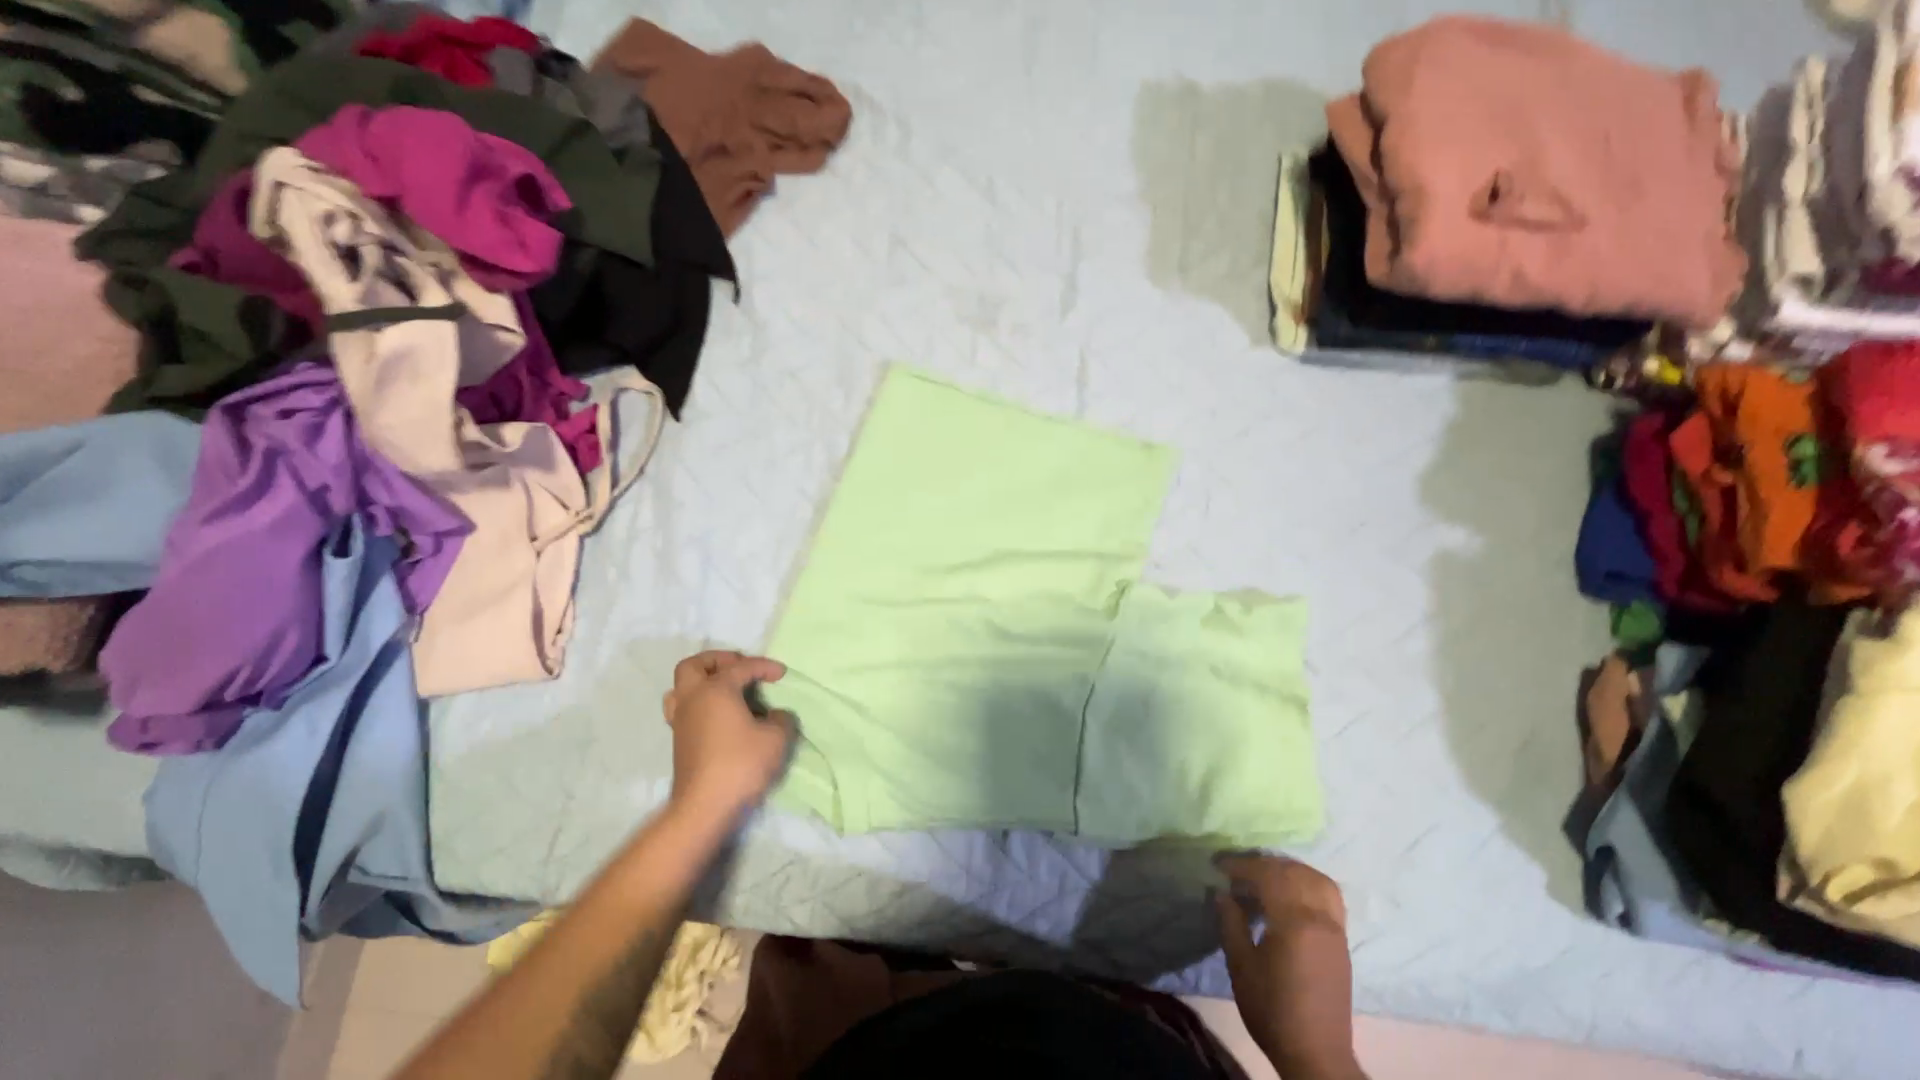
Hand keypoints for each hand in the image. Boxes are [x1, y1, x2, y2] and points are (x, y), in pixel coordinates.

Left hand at [661, 651, 795, 823]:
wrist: (705, 806)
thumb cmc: (741, 765)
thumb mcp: (776, 739)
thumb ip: (781, 719)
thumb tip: (775, 715)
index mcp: (715, 690)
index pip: (741, 667)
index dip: (763, 666)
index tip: (781, 674)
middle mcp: (692, 698)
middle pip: (694, 665)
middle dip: (718, 660)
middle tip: (739, 667)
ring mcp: (680, 720)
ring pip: (681, 687)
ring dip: (701, 681)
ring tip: (723, 690)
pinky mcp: (679, 740)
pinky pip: (683, 708)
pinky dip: (698, 702)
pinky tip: (717, 715)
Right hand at [1215, 854, 1366, 1079]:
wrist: (1315, 1052)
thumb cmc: (1271, 1011)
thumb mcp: (1241, 967)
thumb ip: (1231, 923)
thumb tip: (1222, 892)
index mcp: (1295, 923)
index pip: (1268, 876)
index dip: (1241, 866)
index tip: (1218, 865)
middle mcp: (1321, 918)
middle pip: (1294, 873)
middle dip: (1264, 865)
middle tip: (1237, 872)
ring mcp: (1336, 928)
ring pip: (1317, 880)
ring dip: (1289, 871)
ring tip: (1263, 879)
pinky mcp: (1342, 940)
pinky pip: (1328, 896)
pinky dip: (1307, 884)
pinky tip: (1288, 896)